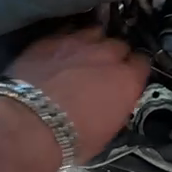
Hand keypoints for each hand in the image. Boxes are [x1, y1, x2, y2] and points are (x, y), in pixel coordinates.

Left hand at [6, 28, 151, 158]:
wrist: (29, 125)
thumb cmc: (71, 139)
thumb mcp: (107, 131)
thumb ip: (116, 106)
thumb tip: (113, 101)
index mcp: (126, 80)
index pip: (142, 63)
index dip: (134, 70)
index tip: (127, 78)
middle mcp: (107, 55)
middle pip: (119, 45)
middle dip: (114, 55)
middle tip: (103, 70)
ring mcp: (78, 42)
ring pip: (94, 32)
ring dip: (92, 43)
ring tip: (83, 55)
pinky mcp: (51, 39)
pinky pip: (67, 31)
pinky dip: (67, 40)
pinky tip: (61, 51)